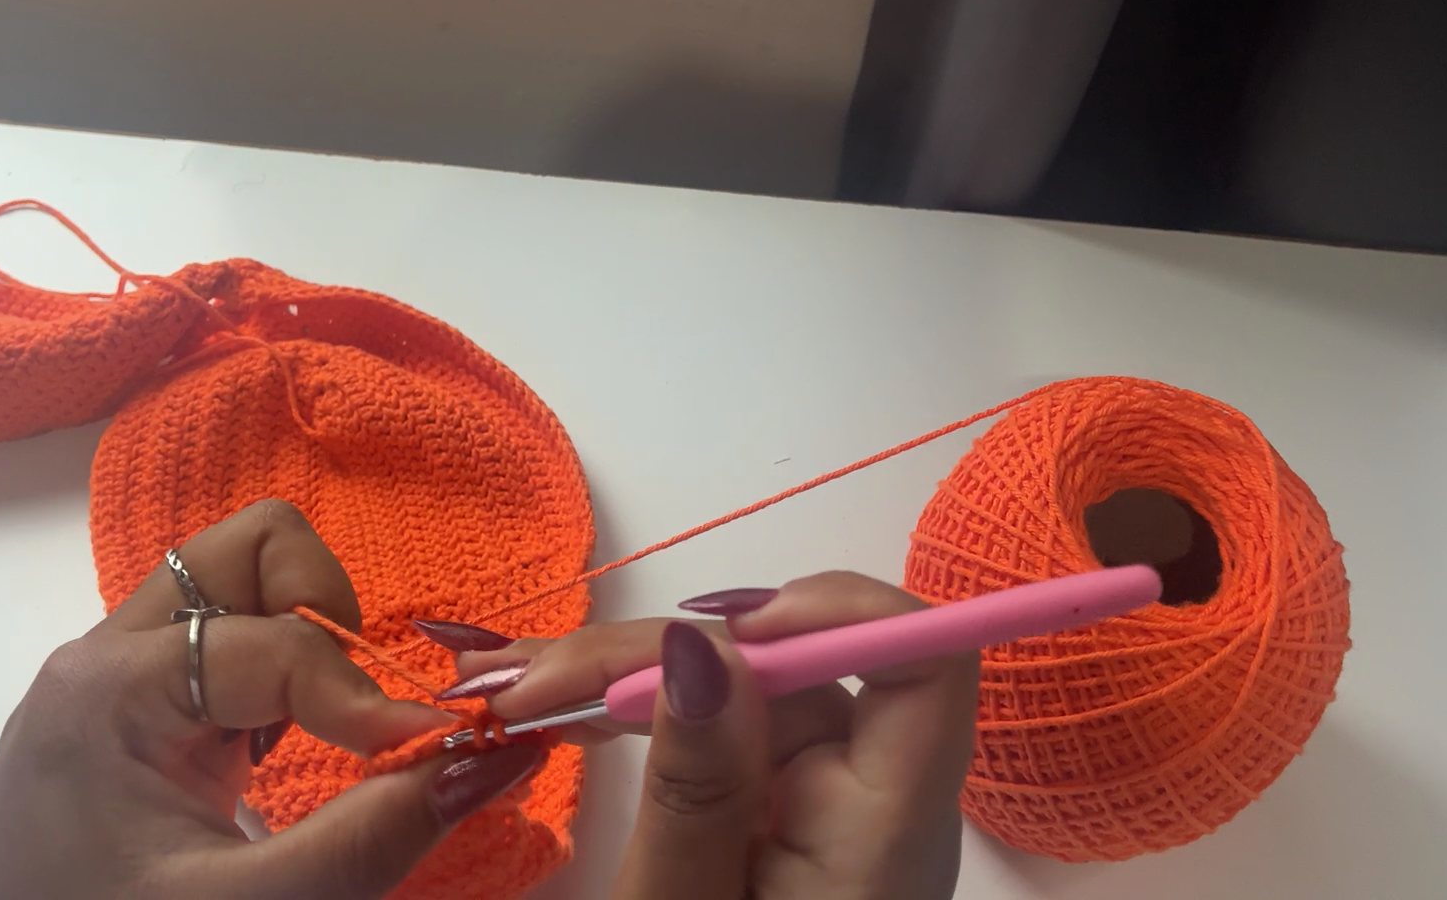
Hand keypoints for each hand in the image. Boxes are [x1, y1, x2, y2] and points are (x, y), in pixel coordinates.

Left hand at [0, 500, 547, 899]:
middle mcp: (111, 651)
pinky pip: (239, 618)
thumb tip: (501, 754)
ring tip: (304, 717)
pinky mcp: (142, 693)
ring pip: (250, 568)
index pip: (283, 645)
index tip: (422, 751)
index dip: (364, 697)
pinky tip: (271, 736)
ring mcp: (123, 666)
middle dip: (325, 605)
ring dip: (307, 626)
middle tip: (340, 697)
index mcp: (112, 689)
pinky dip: (285, 653)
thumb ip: (372, 837)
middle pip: (256, 545)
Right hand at [442, 572, 979, 898]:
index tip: (719, 627)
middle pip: (790, 660)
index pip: (926, 667)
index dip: (838, 610)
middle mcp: (871, 789)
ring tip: (520, 691)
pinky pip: (720, 712)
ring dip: (626, 676)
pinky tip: (566, 710)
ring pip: (738, 676)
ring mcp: (824, 782)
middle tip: (531, 683)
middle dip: (658, 653)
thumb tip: (699, 644)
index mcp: (886, 835)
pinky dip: (641, 704)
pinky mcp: (783, 785)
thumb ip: (697, 793)